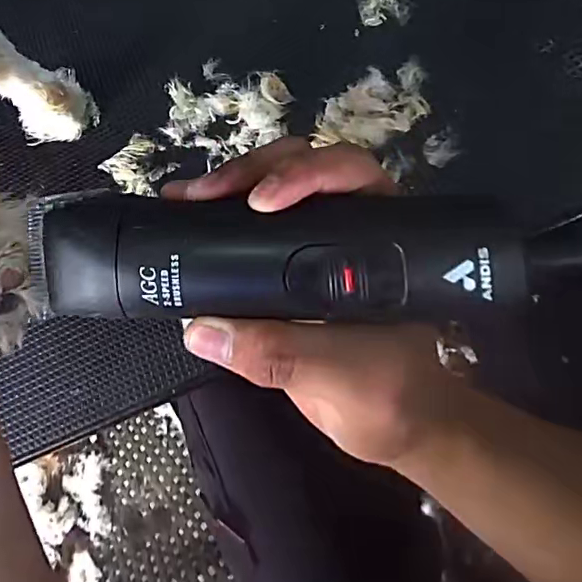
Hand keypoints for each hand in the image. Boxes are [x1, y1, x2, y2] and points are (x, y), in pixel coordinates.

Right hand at [165, 138, 473, 466]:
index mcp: (381, 231)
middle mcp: (351, 219)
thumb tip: (205, 329)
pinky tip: (190, 214)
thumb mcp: (337, 375)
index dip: (302, 175)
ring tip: (188, 197)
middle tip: (208, 193)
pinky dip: (222, 210)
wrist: (392, 420)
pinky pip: (256, 218)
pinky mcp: (289, 255)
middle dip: (255, 169)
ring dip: (232, 182)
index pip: (346, 174)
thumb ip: (277, 353)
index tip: (259, 203)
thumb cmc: (389, 391)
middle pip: (304, 161)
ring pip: (276, 179)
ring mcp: (319, 233)